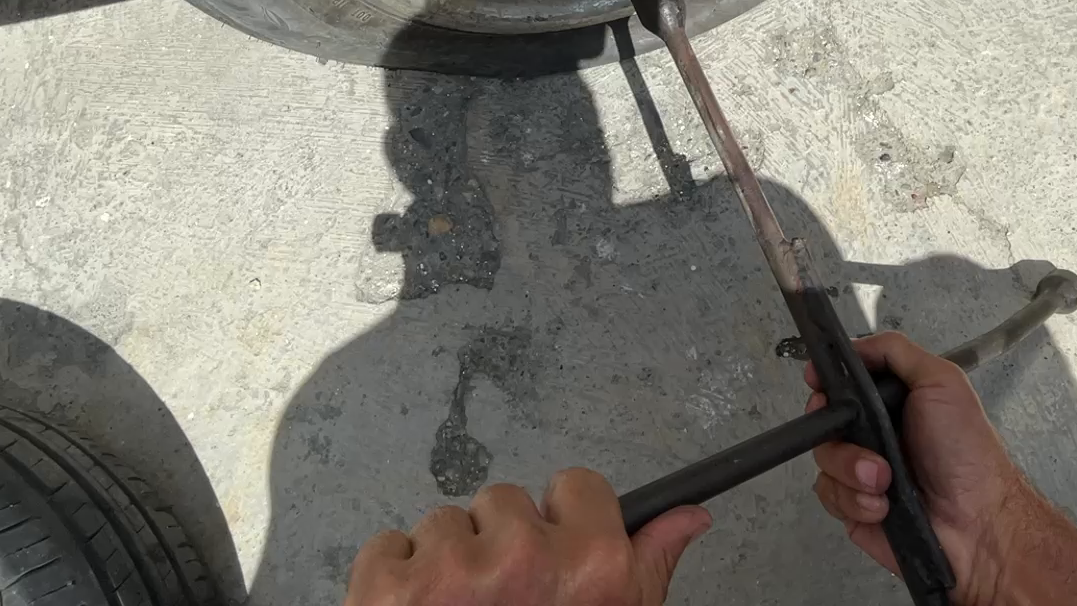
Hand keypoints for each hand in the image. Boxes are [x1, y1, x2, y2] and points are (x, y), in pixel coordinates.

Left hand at [344, 468, 710, 605]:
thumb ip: (651, 566)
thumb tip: (690, 515)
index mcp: (592, 568)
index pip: (577, 484)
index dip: (563, 525)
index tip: (551, 561)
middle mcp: (526, 558)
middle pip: (505, 500)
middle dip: (498, 546)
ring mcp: (452, 572)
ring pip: (447, 521)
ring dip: (444, 566)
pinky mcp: (386, 591)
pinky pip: (388, 544)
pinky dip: (393, 582)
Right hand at [806, 332, 1076, 605]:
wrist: (979, 526)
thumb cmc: (966, 452)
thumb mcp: (942, 381)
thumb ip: (896, 351)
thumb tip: (854, 344)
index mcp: (887, 401)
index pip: (840, 381)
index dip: (824, 378)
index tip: (817, 380)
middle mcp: (871, 433)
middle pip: (822, 416)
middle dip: (832, 426)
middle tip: (861, 438)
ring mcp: (860, 471)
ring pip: (823, 457)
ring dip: (851, 468)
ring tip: (884, 480)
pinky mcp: (856, 507)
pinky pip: (830, 494)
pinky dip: (855, 500)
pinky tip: (883, 505)